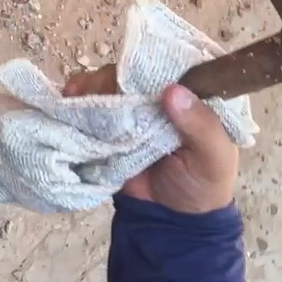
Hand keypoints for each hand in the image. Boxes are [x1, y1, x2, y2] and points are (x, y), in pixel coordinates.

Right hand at [61, 68, 239, 213]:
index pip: (166, 66)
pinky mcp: (105, 124)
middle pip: (127, 72)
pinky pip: (87, 106)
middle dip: (109, 78)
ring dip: (89, 90)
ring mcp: (128, 109)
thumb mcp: (214, 158)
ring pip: (104, 86)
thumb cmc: (201, 183)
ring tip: (75, 100)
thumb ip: (202, 127)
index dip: (146, 64)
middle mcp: (155, 96)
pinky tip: (67, 105)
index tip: (127, 74)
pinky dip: (75, 103)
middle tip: (96, 92)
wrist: (170, 217)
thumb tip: (172, 90)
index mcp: (189, 96)